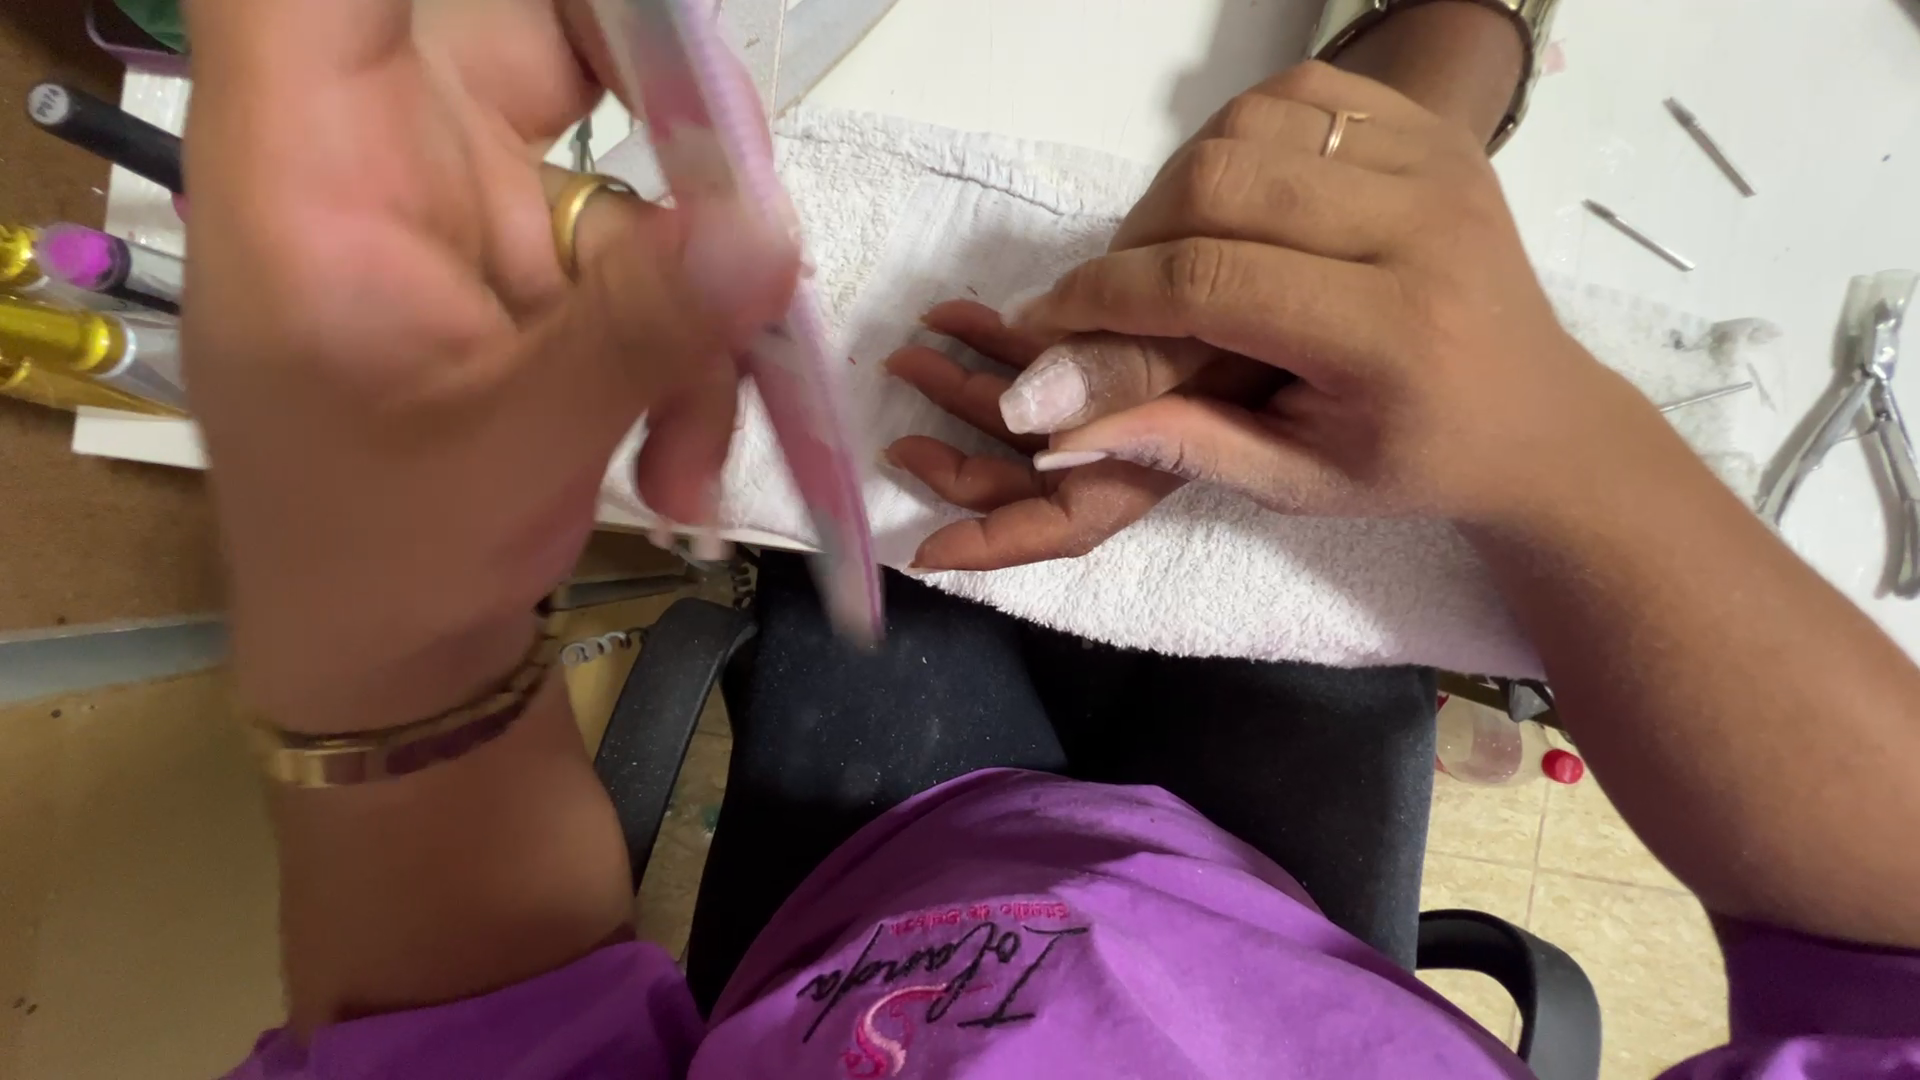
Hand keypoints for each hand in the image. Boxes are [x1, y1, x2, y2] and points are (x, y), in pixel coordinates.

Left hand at [184, 0, 796, 731]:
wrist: (402, 644)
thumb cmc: (392, 549)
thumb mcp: (517, 443)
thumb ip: (638, 333)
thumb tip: (772, 232)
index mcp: (326, 164)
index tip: (646, 28)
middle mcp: (414, 168)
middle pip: (553, 53)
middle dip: (681, 145)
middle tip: (755, 241)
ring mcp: (500, 234)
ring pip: (649, 215)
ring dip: (698, 338)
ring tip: (689, 463)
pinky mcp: (560, 299)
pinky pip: (664, 296)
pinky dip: (693, 379)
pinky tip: (680, 470)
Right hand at [990, 62, 1647, 526]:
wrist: (1531, 416)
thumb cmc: (1405, 464)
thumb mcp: (1289, 484)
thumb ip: (1177, 442)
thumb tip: (1054, 416)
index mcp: (1389, 333)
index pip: (1208, 282)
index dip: (1106, 297)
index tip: (1046, 321)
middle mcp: (1419, 223)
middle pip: (1217, 185)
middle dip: (1129, 245)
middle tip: (1106, 298)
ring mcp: (1432, 159)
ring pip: (1244, 129)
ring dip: (1172, 193)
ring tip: (1162, 259)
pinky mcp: (1429, 130)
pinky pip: (1291, 100)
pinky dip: (1227, 144)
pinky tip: (1219, 206)